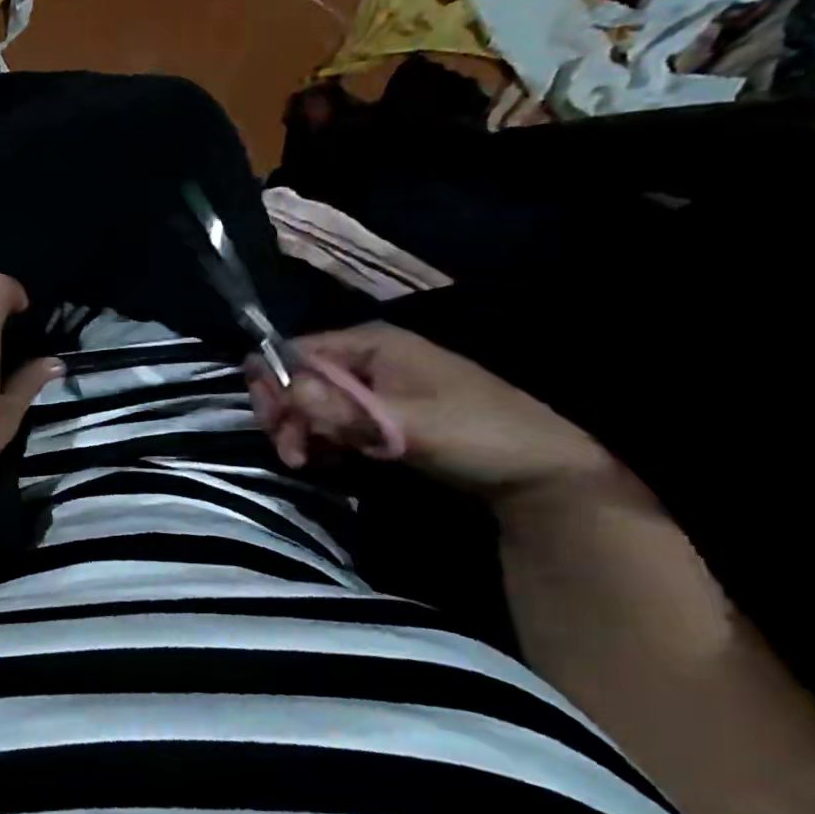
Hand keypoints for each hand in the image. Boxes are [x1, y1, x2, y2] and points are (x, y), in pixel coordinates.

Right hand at [246, 322, 616, 498]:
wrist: (539, 471)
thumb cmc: (476, 435)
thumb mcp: (407, 424)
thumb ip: (344, 408)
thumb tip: (287, 389)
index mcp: (370, 342)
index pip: (295, 350)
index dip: (275, 384)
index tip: (275, 426)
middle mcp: (364, 356)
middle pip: (298, 376)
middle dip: (286, 414)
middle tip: (292, 455)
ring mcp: (372, 384)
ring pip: (311, 401)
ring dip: (301, 430)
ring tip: (308, 462)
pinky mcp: (379, 412)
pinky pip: (332, 418)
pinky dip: (321, 438)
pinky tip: (326, 459)